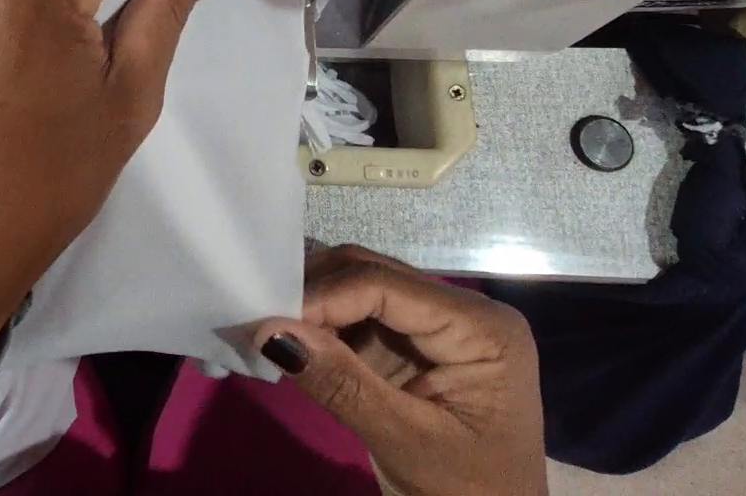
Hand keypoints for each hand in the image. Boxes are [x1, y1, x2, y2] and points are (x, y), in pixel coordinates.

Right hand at [254, 247, 547, 495]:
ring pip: (357, 281)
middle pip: (369, 271)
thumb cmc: (466, 494)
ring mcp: (436, 319)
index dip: (323, 296)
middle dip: (314, 291)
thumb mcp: (406, 444)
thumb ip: (341, 384)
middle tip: (265, 318)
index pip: (384, 285)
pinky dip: (323, 318)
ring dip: (313, 301)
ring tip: (274, 326)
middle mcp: (461, 309)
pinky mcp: (411, 336)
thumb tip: (269, 330)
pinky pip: (356, 308)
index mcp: (480, 328)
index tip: (271, 322)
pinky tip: (297, 337)